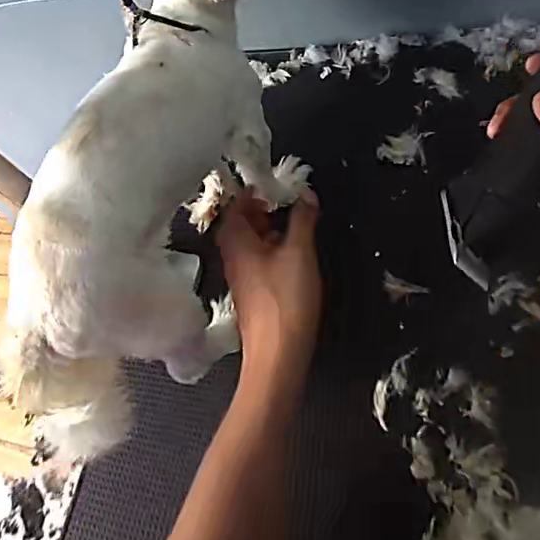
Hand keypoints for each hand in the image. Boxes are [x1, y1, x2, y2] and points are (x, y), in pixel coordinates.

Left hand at [216, 188, 321, 377]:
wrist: (278, 355)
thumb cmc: (285, 301)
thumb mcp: (300, 252)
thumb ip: (303, 219)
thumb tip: (306, 195)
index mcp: (236, 241)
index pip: (236, 204)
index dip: (254, 190)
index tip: (274, 183)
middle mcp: (233, 256)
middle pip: (241, 222)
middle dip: (262, 208)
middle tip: (286, 200)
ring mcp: (241, 275)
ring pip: (250, 242)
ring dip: (269, 229)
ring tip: (294, 222)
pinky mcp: (253, 292)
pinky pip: (258, 260)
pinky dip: (272, 249)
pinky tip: (293, 253)